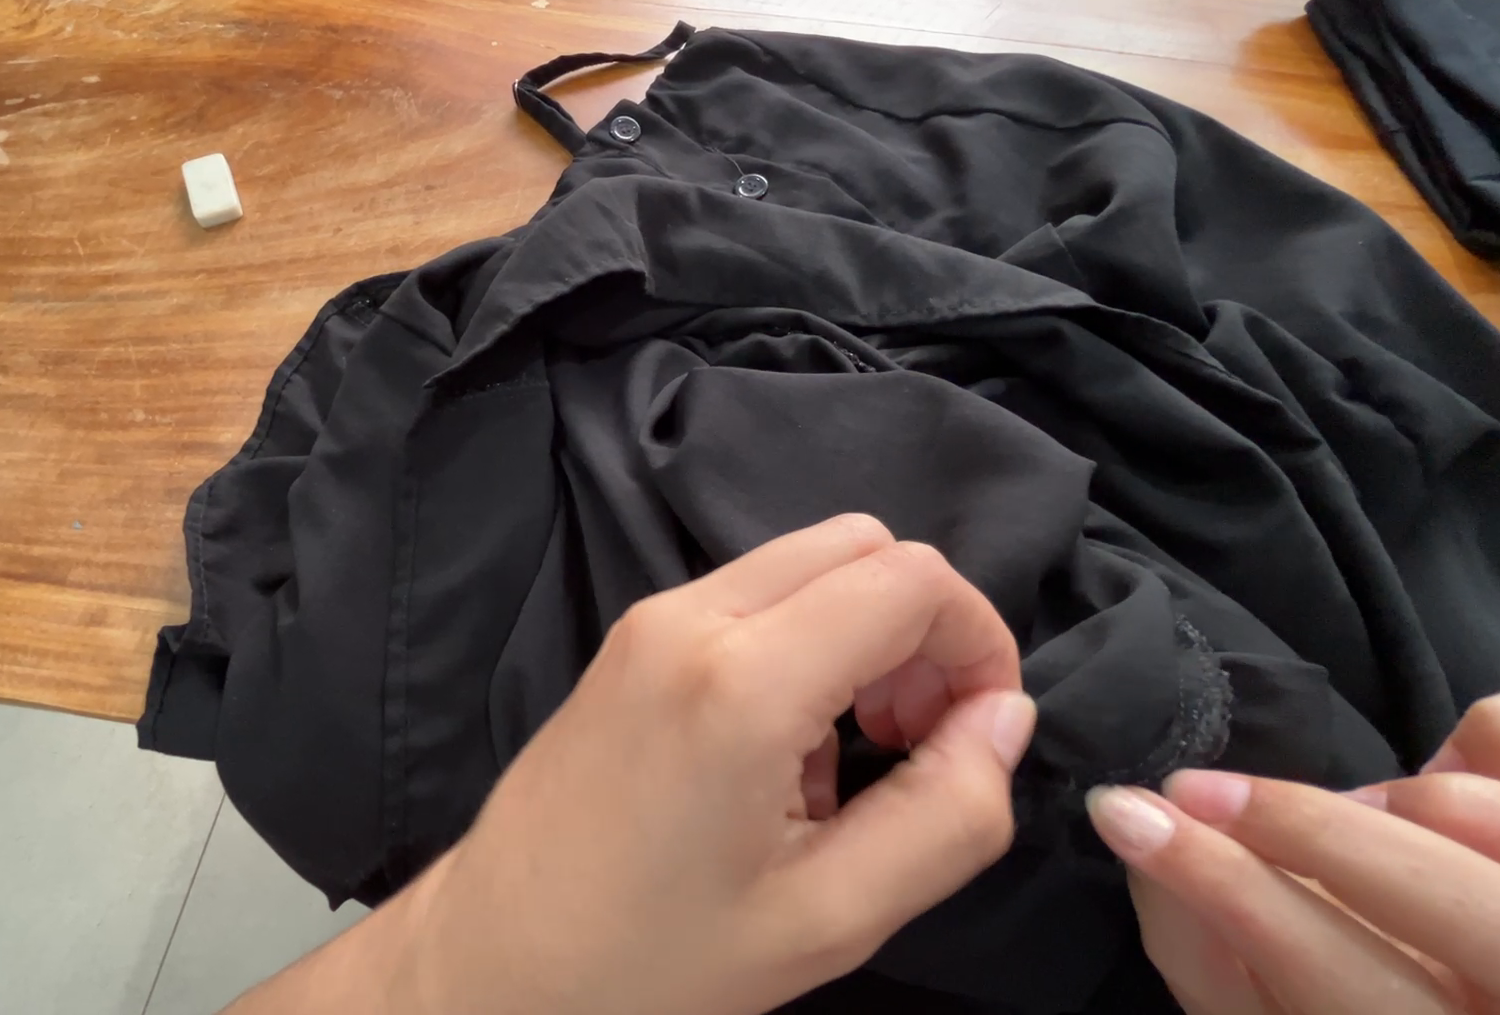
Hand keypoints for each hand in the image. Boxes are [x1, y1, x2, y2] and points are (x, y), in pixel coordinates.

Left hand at [227, 514, 1033, 1014]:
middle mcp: (692, 613)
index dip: (975, 636)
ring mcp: (655, 612)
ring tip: (847, 746)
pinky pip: (753, 590)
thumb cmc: (654, 956)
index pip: (907, 578)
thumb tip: (1002, 714)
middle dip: (920, 623)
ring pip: (806, 559)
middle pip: (859, 544)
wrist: (497, 947)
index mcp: (741, 677)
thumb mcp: (829, 915)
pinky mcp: (636, 629)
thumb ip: (948, 811)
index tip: (975, 725)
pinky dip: (805, 632)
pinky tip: (784, 732)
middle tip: (912, 733)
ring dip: (862, 628)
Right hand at [1087, 693, 1499, 1014]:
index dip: (1231, 891)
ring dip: (1397, 798)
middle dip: (1305, 828)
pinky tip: (1464, 772)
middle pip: (1455, 904)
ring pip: (1496, 816)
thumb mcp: (1263, 1005)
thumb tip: (1134, 823)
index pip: (1352, 991)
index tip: (1125, 813)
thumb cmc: (1358, 992)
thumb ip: (1198, 943)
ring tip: (1375, 818)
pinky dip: (1493, 734)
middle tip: (1203, 792)